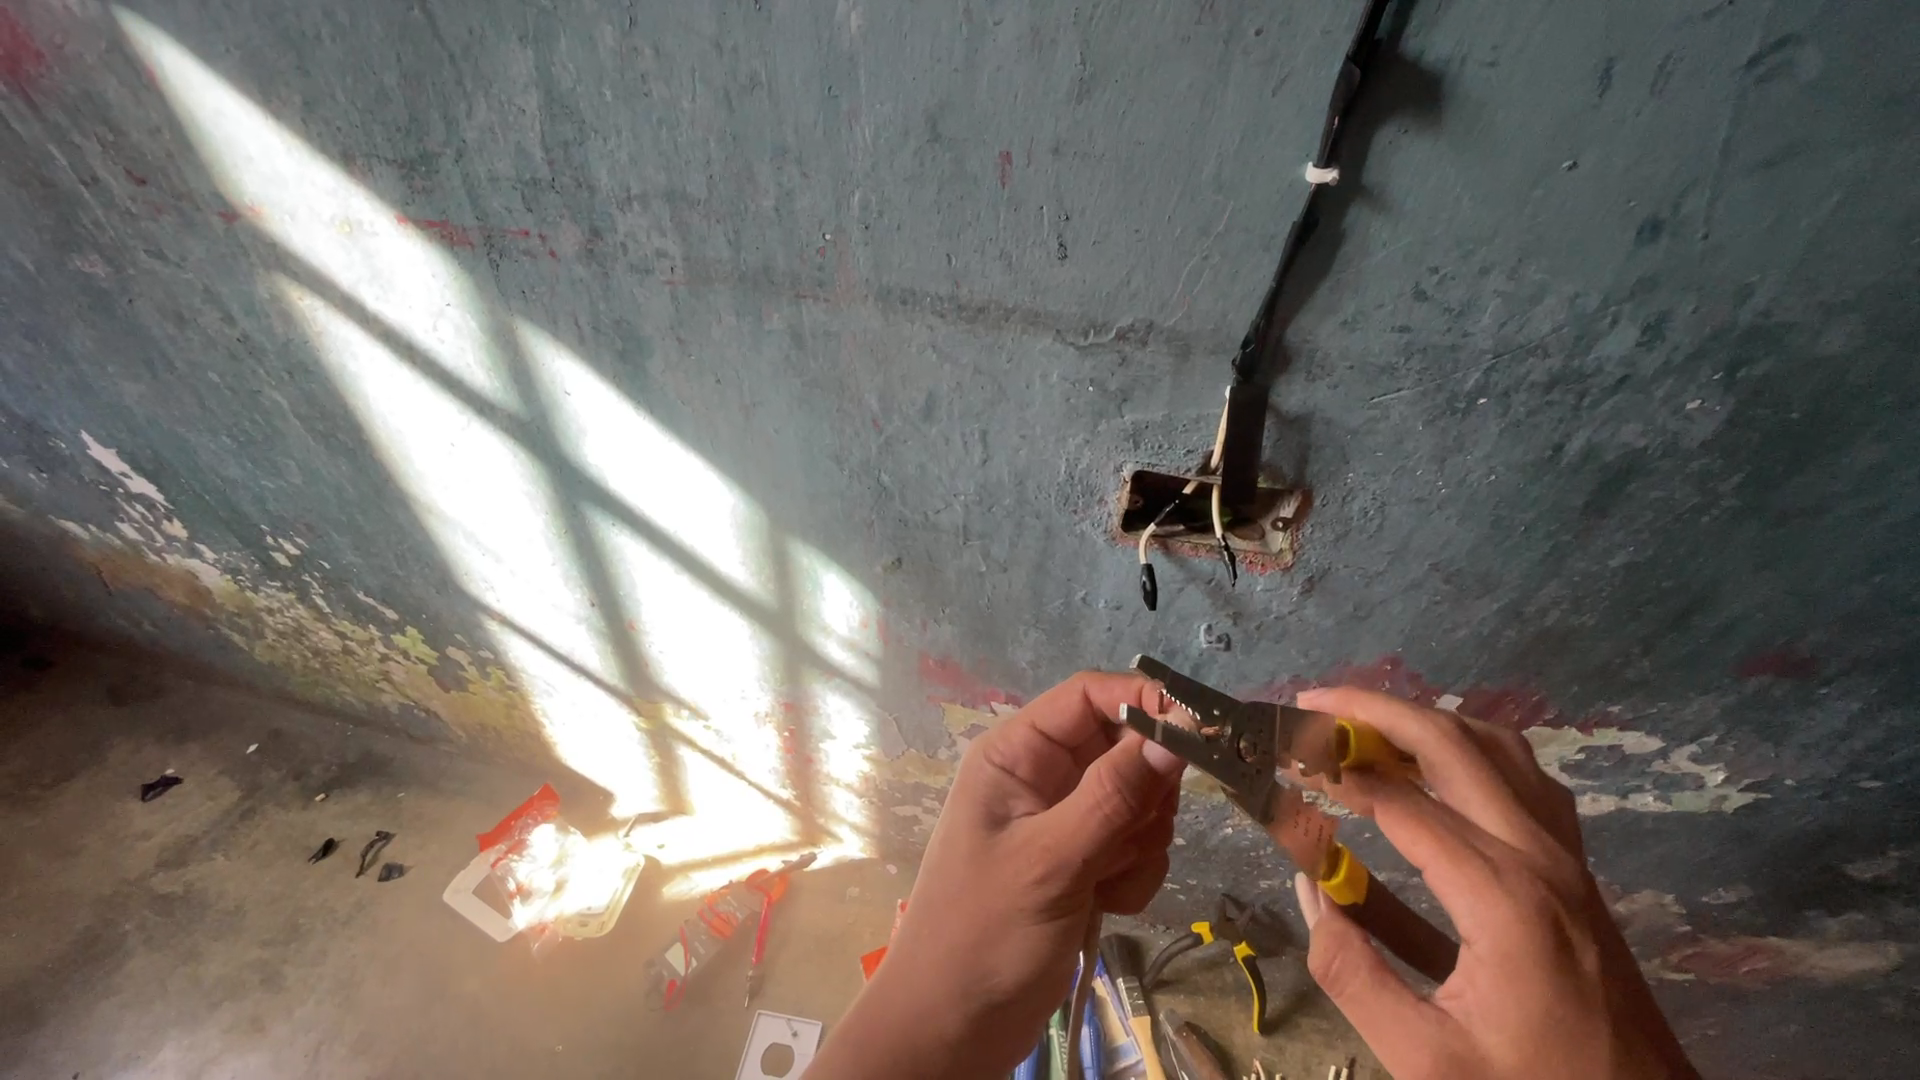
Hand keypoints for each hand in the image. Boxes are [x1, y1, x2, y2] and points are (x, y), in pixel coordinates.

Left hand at [809, 672, 1186, 1079]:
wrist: (955, 1026)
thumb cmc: (984, 934)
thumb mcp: (1051, 860)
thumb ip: (1114, 795)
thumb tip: (1175, 733)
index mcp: (1015, 752)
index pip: (1087, 695)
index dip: (1143, 703)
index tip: (1197, 732)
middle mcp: (1041, 775)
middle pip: (1123, 748)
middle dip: (1141, 794)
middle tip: (1128, 837)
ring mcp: (1063, 818)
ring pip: (1138, 799)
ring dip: (1137, 842)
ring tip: (1102, 883)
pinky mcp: (1083, 859)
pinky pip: (1135, 843)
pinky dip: (1132, 874)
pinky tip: (1103, 905)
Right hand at [1290, 687, 1698, 1079]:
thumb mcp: (1426, 1061)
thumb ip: (1351, 973)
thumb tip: (1307, 889)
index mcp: (1500, 896)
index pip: (1399, 800)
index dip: (1334, 770)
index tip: (1282, 759)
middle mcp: (1537, 854)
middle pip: (1449, 742)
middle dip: (1371, 710)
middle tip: (1309, 706)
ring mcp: (1565, 853)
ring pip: (1493, 744)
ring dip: (1421, 721)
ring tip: (1360, 725)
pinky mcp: (1574, 863)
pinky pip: (1522, 773)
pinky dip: (1467, 747)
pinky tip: (1433, 766)